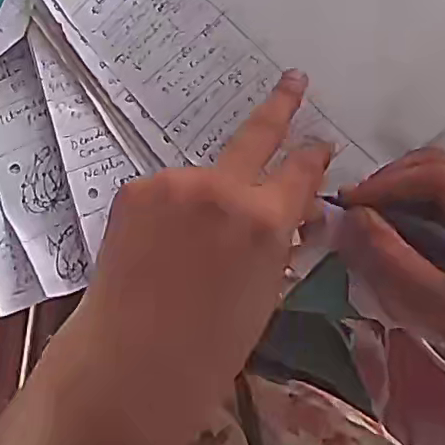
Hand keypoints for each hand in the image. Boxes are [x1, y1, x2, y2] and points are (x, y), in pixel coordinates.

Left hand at [36, 70, 332, 444]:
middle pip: (257, 134)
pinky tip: (158, 249)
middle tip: (294, 79)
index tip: (319, 143)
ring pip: (203, 177)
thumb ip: (278, 244)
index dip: (312, 156)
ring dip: (207, 198)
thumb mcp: (264, 297)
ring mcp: (173, 182)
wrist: (125, 365)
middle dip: (280, 105)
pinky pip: (166, 192)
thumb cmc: (207, 353)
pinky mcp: (135, 188)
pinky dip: (171, 212)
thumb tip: (289, 214)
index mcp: (266, 221)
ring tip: (189, 250)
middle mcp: (221, 188)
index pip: (300, 171)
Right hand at [337, 149, 444, 444]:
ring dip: (401, 198)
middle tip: (353, 213)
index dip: (388, 184)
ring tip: (369, 225)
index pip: (444, 178)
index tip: (349, 205)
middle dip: (391, 186)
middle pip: (444, 170)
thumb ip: (392, 259)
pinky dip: (416, 214)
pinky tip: (396, 238)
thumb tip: (350, 217)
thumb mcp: (442, 309)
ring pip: (444, 183)